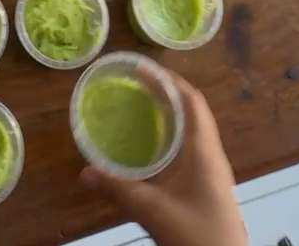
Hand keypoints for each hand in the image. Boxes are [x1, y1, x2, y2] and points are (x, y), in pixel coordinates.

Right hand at [81, 74, 247, 245]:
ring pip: (193, 130)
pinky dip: (173, 135)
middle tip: (136, 83)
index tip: (143, 68)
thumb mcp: (155, 213)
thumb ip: (120, 191)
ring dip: (171, 113)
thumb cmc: (198, 237)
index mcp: (204, 150)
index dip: (169, 80)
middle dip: (166, 92)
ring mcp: (213, 172)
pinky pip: (191, 148)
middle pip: (192, 111)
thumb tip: (85, 172)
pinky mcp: (209, 188)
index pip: (192, 100)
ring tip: (142, 105)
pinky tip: (154, 145)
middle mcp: (212, 155)